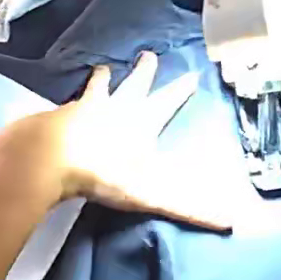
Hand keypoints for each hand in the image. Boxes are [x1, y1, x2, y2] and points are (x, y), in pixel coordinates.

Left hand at [0, 50, 233, 231]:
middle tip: (148, 55)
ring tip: (103, 69)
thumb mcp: (153, 194)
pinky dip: (71, 103)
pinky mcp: (57, 118)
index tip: (191, 75)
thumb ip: (189, 209)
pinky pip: (68, 105)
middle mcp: (116, 109)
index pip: (167, 103)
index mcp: (142, 123)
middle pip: (134, 86)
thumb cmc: (106, 172)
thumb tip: (230, 224)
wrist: (50, 158)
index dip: (180, 91)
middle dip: (144, 73)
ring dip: (103, 81)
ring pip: (98, 90)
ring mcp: (84, 110)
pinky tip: (65, 104)